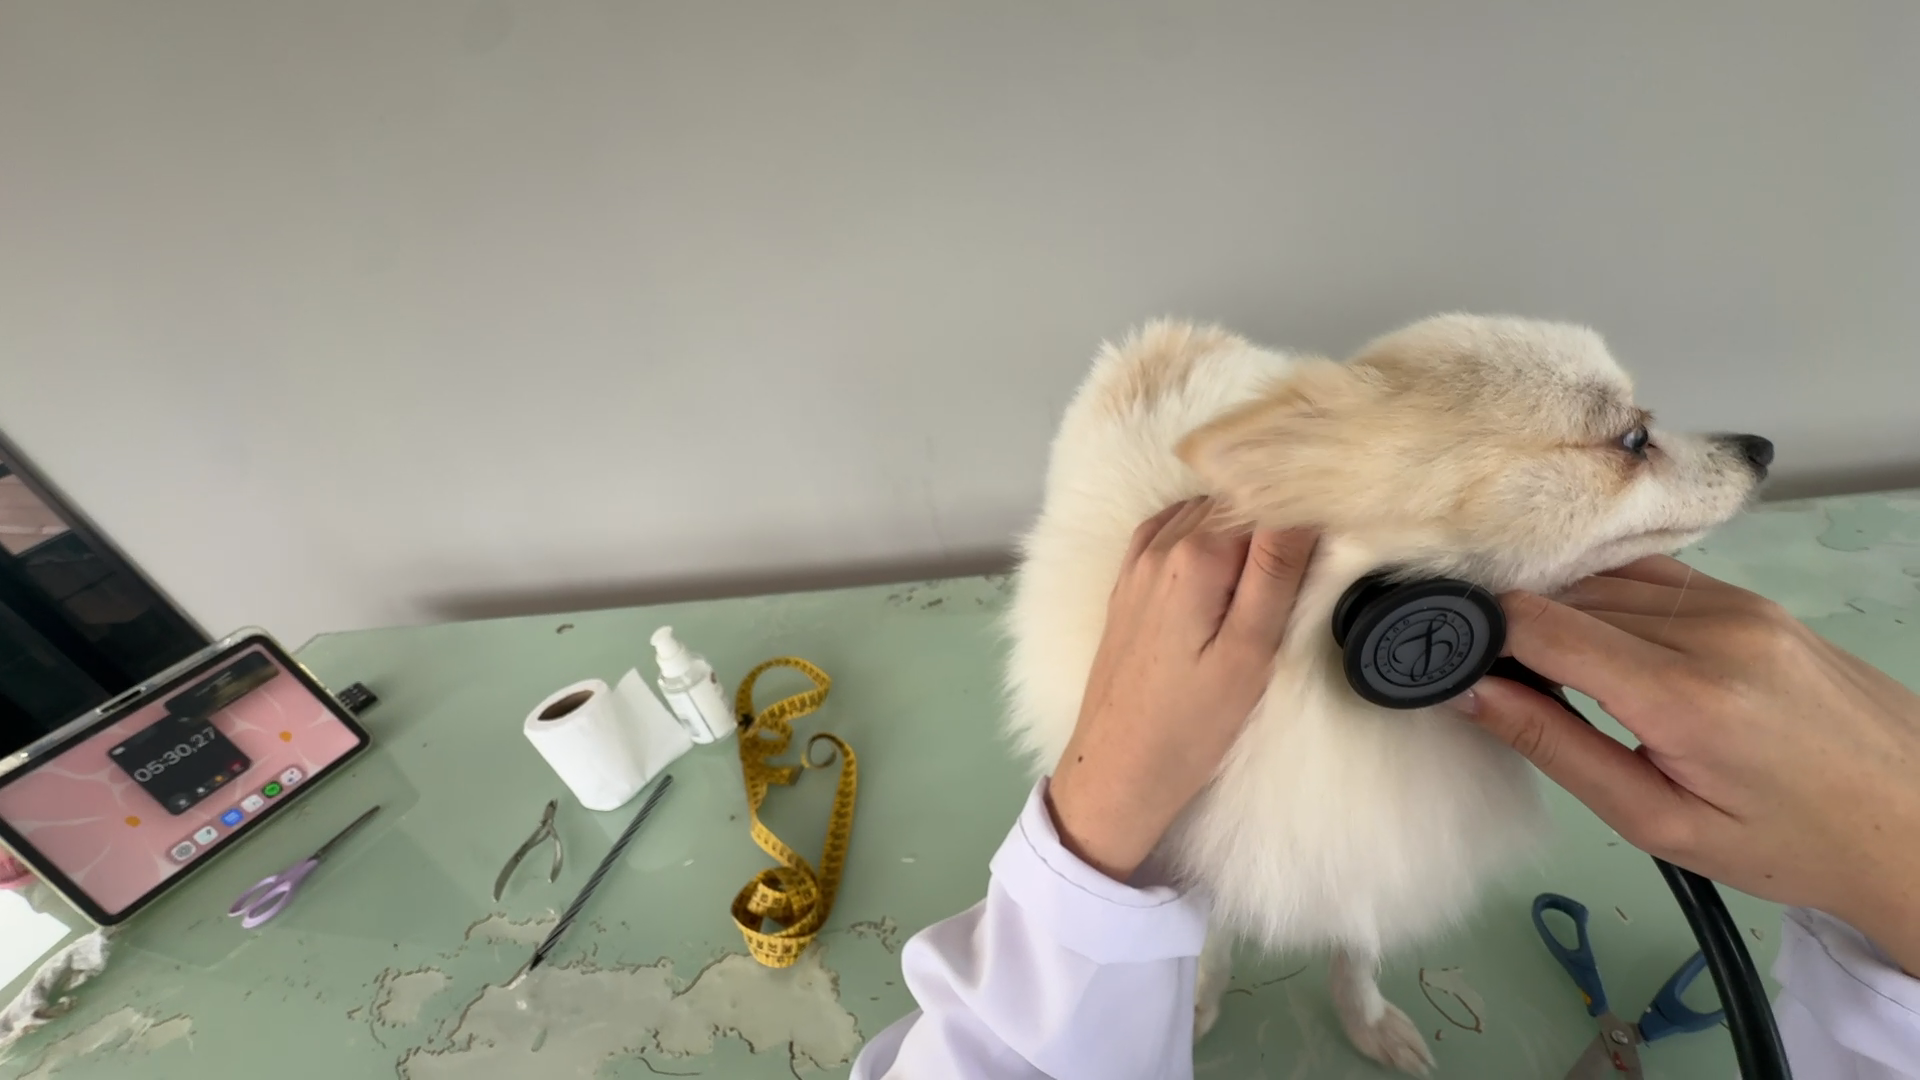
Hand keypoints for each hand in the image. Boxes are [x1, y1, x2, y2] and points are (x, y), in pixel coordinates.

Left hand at [1048, 499, 1319, 880]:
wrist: (1117, 764)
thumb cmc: (1191, 722)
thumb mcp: (1250, 652)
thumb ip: (1275, 573)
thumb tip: (1302, 507)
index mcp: (1194, 555)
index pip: (1262, 503)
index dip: (1299, 513)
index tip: (1329, 538)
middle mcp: (1158, 546)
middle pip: (1229, 504)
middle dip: (1269, 518)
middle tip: (1304, 559)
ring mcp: (1136, 564)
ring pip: (1197, 515)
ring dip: (1235, 525)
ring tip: (1267, 565)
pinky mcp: (1126, 586)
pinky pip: (1164, 534)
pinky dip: (1197, 533)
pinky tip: (1218, 559)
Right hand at [1451, 555, 1919, 972]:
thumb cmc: (1790, 844)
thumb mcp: (1656, 821)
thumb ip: (1551, 746)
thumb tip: (1464, 689)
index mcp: (1687, 695)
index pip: (1538, 623)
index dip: (1480, 634)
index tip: (1455, 659)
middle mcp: (1713, 628)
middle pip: (1560, 596)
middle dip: (1512, 628)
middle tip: (1501, 677)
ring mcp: (1736, 603)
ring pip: (1592, 579)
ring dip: (1551, 610)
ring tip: (1546, 661)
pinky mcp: (1748, 597)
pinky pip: (1636, 574)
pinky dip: (1592, 593)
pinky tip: (1589, 631)